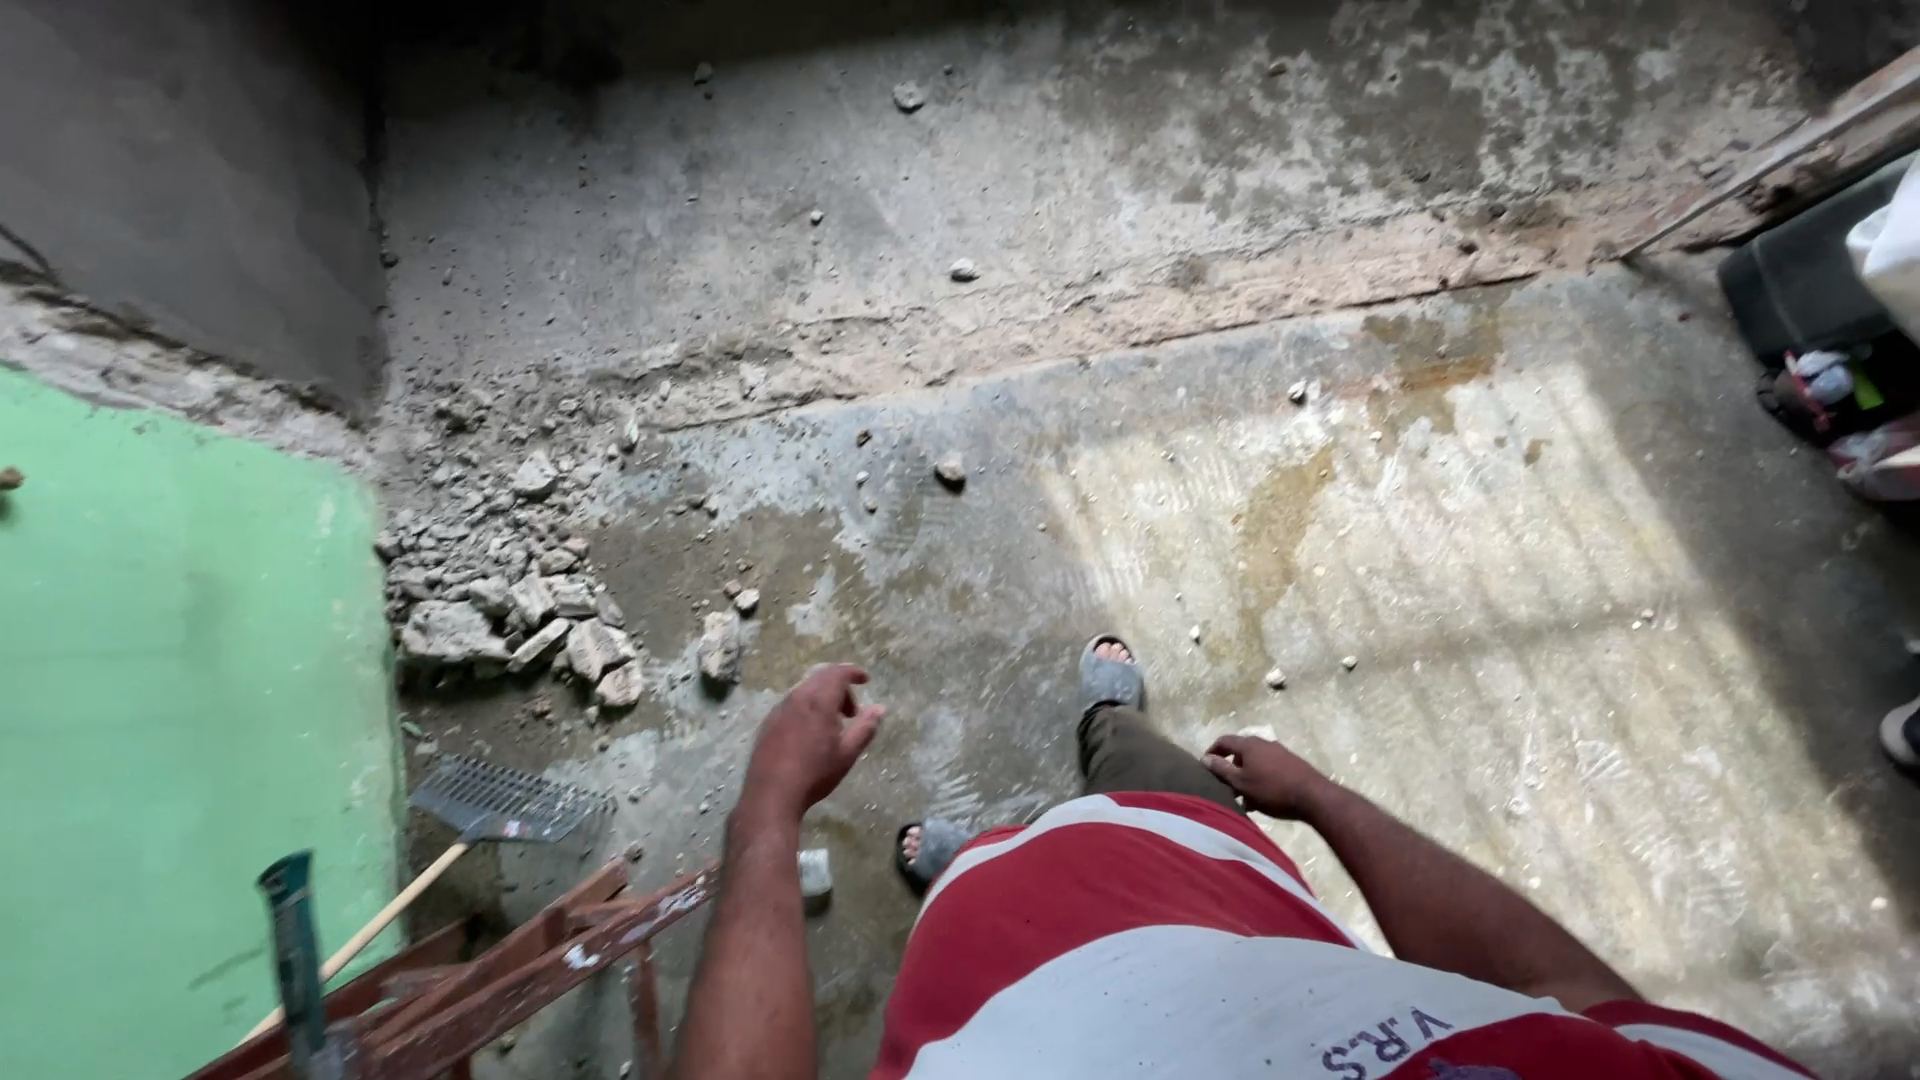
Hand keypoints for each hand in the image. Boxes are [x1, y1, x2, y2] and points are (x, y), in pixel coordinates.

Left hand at [740, 663, 884, 825]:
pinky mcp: (768, 722)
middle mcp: (797, 698)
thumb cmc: (815, 774)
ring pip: (805, 689)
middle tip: (852, 712)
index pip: (837, 673)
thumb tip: (880, 708)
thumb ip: (866, 728)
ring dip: (823, 697)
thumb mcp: (847, 754)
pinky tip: (810, 732)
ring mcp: (779, 709)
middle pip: (821, 677)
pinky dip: (807, 706)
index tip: (866, 680)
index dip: (854, 672)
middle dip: (840, 686)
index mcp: (819, 702)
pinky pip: (792, 702)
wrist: (771, 795)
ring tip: (832, 725)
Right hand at [1204, 734, 1337, 820]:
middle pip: (1240, 752)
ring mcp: (1280, 752)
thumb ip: (1221, 769)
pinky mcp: (1292, 764)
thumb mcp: (1241, 783)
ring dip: (1246, 776)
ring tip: (1244, 797)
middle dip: (1231, 768)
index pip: (1224, 740)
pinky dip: (1261, 778)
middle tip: (1226, 786)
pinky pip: (1269, 768)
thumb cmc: (1272, 790)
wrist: (1314, 797)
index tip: (1206, 766)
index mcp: (1249, 744)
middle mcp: (1264, 743)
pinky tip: (1263, 797)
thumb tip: (1205, 758)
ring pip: (1255, 762)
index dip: (1212, 751)